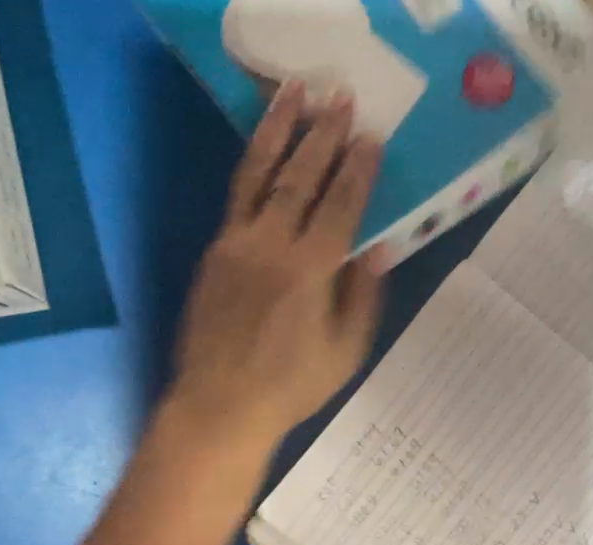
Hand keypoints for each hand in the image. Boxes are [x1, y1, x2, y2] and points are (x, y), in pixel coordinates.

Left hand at [165, 81, 386, 449]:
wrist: (221, 404)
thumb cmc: (292, 386)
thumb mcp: (345, 351)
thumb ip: (362, 297)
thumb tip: (378, 249)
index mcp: (310, 271)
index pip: (340, 206)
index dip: (358, 169)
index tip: (371, 135)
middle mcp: (271, 245)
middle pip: (300, 177)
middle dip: (323, 133)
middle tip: (338, 94)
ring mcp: (236, 243)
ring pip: (258, 174)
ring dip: (278, 129)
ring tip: (292, 92)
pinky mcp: (215, 251)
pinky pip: (237, 196)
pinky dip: (254, 164)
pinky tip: (265, 148)